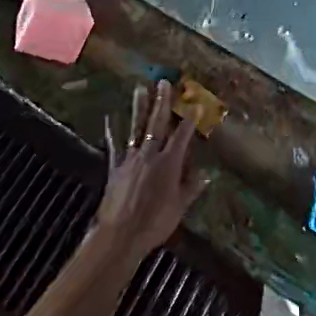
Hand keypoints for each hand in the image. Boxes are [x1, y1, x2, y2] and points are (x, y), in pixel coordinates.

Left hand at [93, 80, 206, 258]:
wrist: (121, 232)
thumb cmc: (155, 223)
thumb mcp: (179, 207)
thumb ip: (191, 188)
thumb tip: (206, 175)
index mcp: (169, 164)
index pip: (182, 137)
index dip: (189, 120)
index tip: (195, 104)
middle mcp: (149, 155)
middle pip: (157, 124)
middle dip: (162, 102)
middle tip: (164, 82)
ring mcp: (130, 158)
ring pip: (136, 127)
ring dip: (139, 108)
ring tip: (140, 89)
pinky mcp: (115, 166)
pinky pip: (115, 145)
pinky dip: (112, 132)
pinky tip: (110, 119)